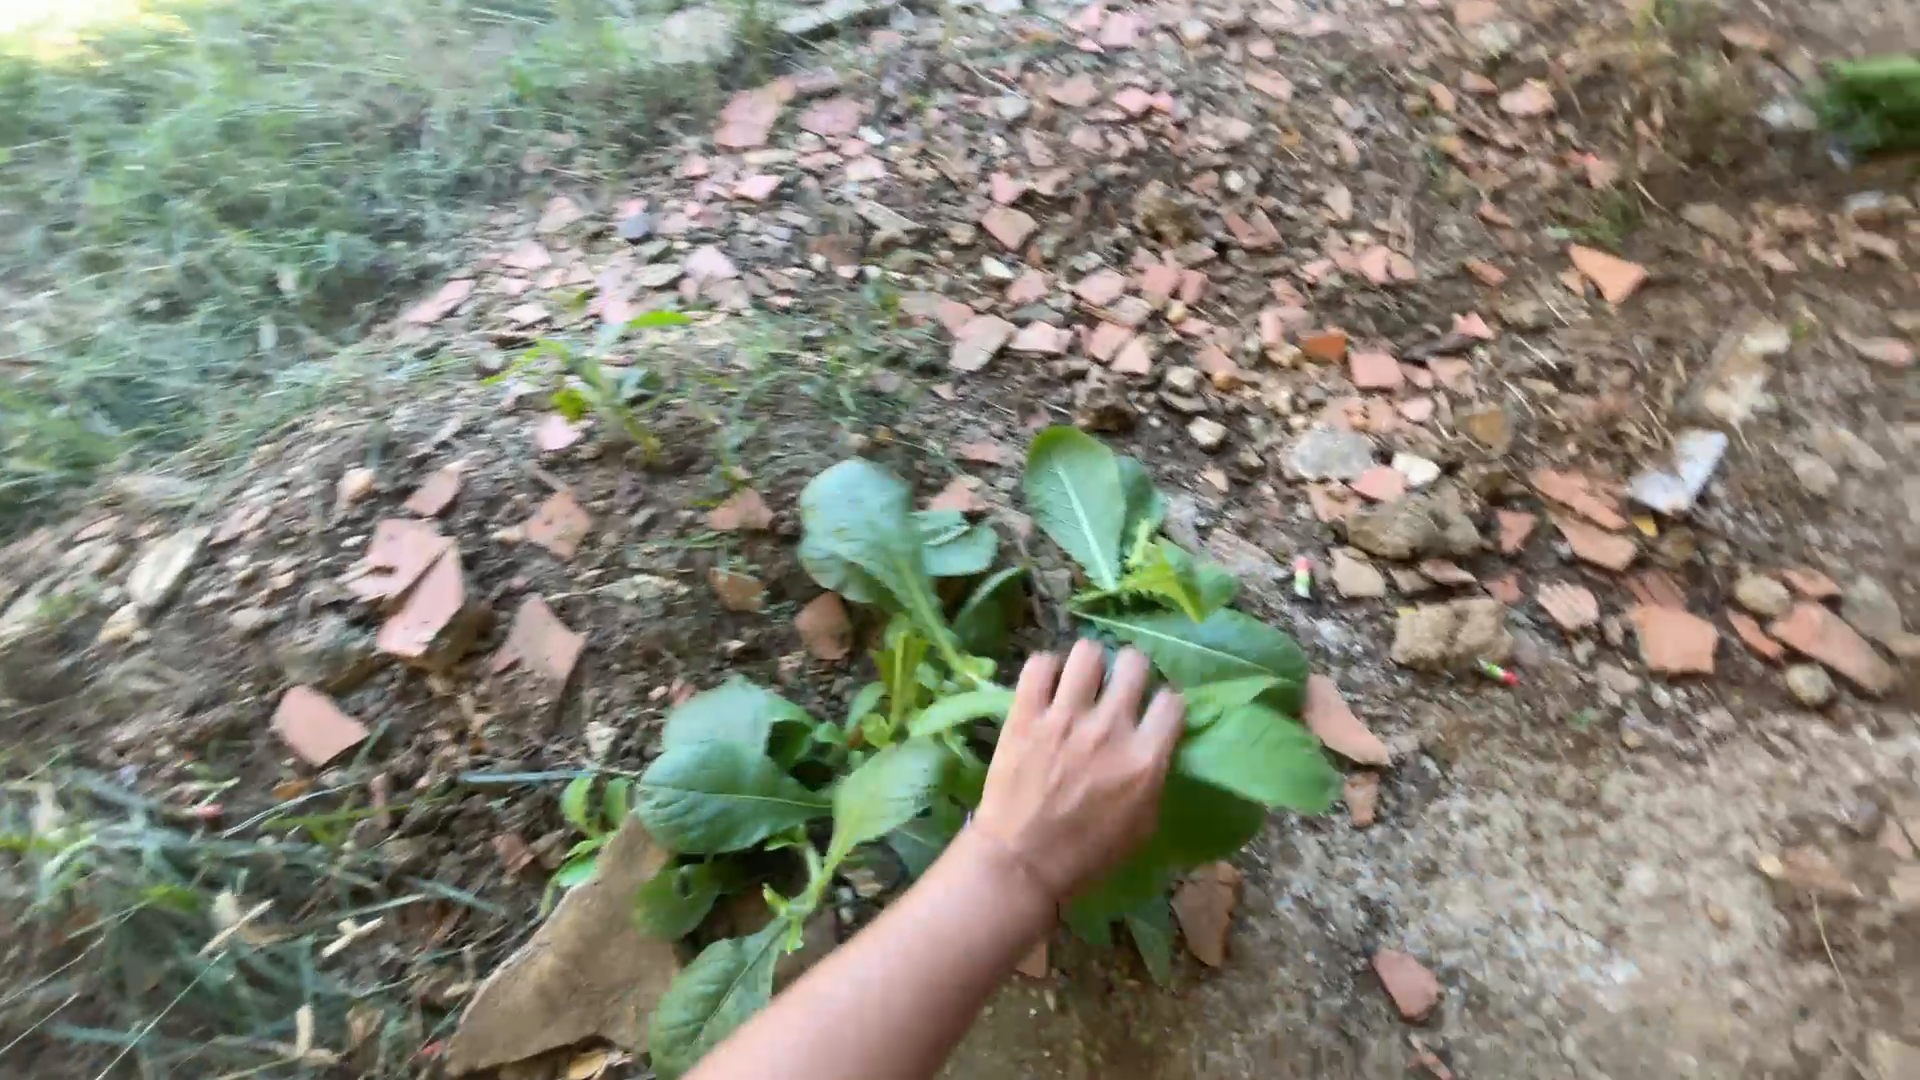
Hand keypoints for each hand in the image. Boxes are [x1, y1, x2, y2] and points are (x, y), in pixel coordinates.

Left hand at [970, 640, 1183, 902]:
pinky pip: (1039, 664)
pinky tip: (1047, 686)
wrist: (1021, 862)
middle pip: (1133, 662)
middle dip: (1129, 670)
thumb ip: (1153, 775)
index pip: (1171, 700)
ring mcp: (1064, 718)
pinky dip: (1046, 669)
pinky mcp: (1025, 714)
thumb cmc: (1087, 853)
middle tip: (1116, 684)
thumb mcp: (1142, 824)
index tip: (1152, 709)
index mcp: (1144, 759)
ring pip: (1087, 652)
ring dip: (1087, 665)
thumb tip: (1156, 742)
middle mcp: (1109, 729)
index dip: (1163, 702)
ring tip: (1079, 681)